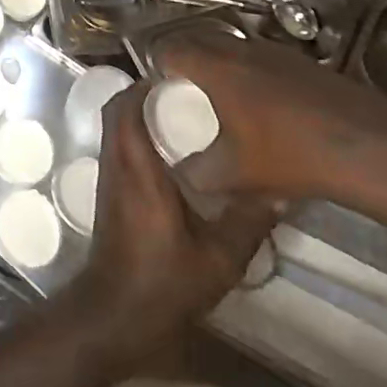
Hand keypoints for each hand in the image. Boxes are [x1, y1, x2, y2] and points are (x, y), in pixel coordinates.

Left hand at [71, 81, 278, 356]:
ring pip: (112, 130)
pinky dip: (132, 137)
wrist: (116, 310)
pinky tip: (168, 153)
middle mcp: (115, 165)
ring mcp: (107, 180)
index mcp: (136, 169)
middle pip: (113, 112)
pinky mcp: (108, 195)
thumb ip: (248, 221)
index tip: (173, 76)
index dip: (141, 87)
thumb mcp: (220, 256)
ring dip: (134, 115)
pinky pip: (115, 149)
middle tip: (179, 92)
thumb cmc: (165, 280)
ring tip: (177, 115)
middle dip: (138, 94)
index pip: (125, 110)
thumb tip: (279, 190)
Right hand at [166, 31, 386, 201]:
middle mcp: (242, 50)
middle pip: (198, 41)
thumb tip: (181, 172)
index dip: (157, 65)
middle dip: (185, 61)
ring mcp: (277, 52)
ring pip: (232, 48)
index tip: (157, 87)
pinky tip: (261, 106)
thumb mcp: (233, 175)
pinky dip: (250, 73)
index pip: (169, 49)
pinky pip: (260, 58)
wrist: (374, 153)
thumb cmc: (291, 157)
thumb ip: (196, 172)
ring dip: (219, 65)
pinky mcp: (305, 63)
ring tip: (220, 98)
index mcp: (215, 68)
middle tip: (183, 92)